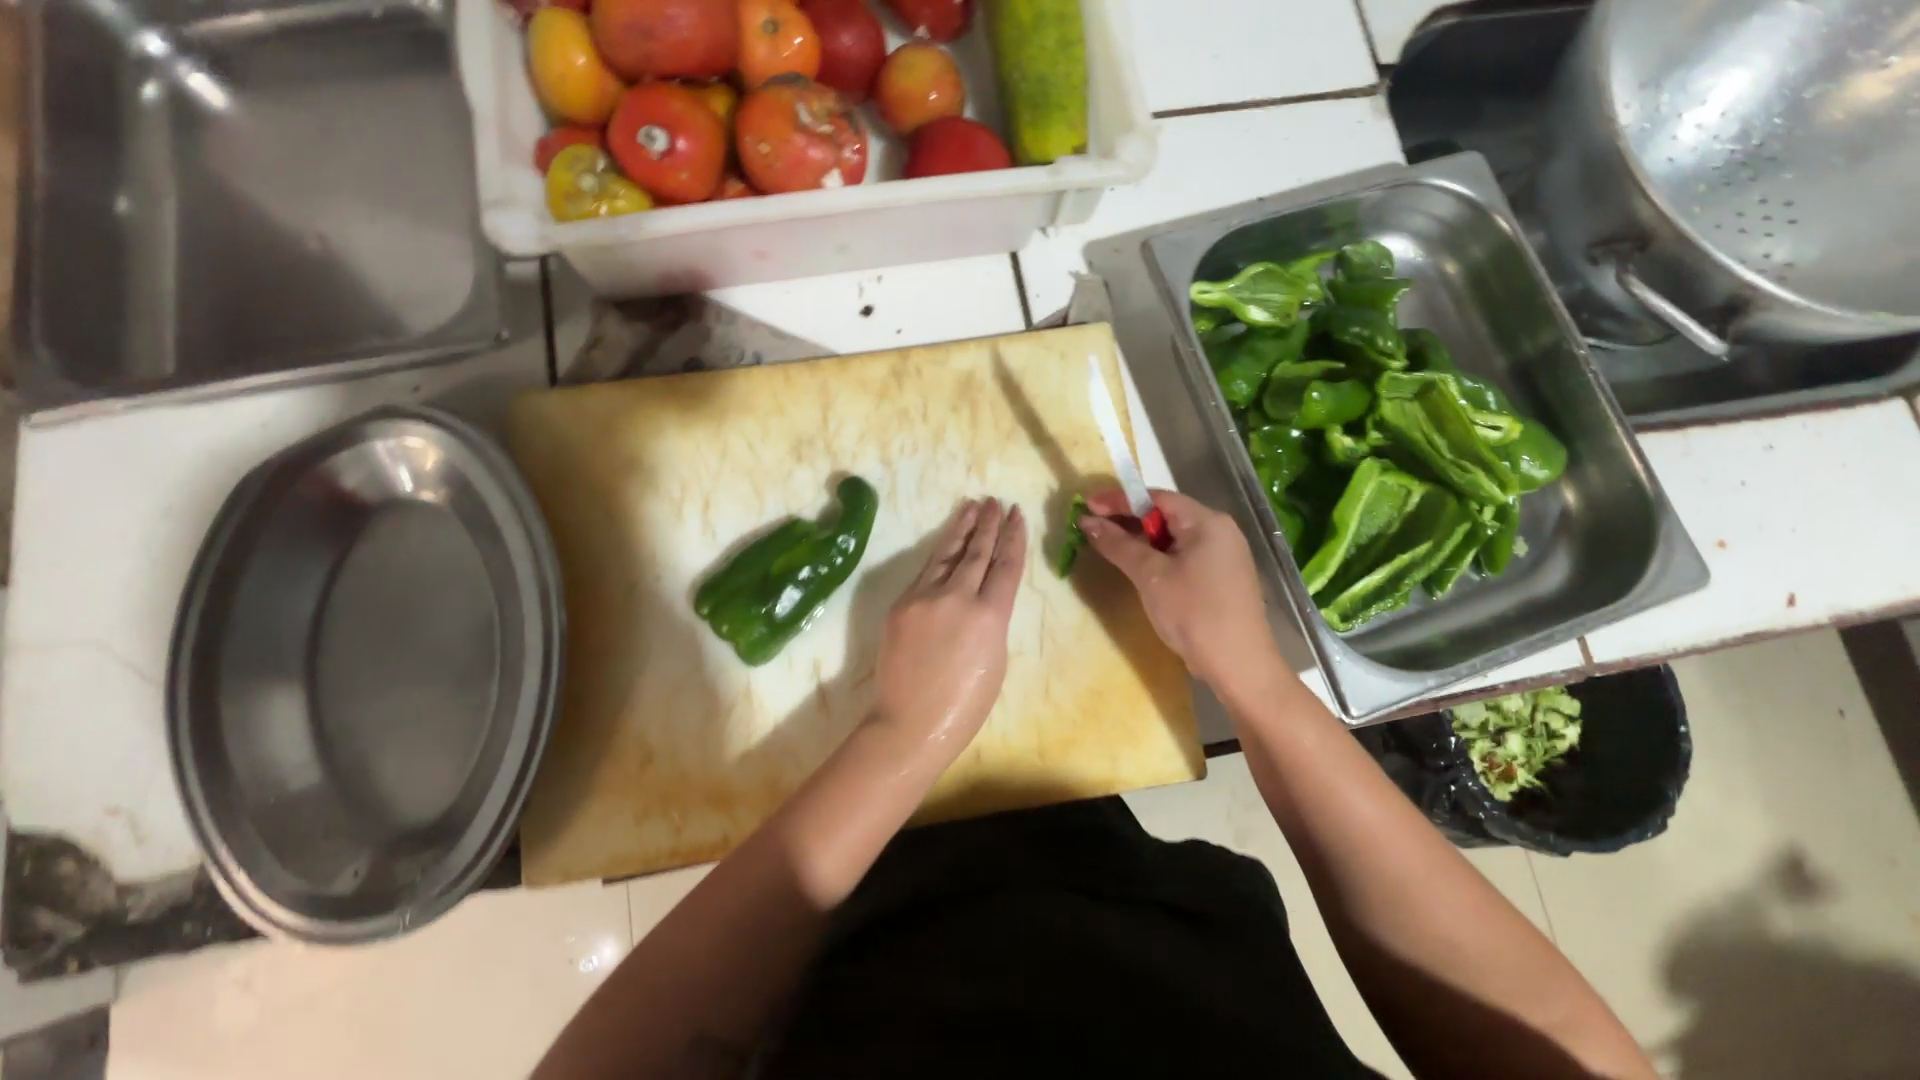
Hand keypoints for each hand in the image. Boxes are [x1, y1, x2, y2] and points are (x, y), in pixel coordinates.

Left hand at [871, 498, 1026, 759]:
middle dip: (989, 525)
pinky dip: (939, 554)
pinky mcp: (901, 605)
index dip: (1013, 537)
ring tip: (972, 507)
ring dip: (962, 529)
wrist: (911, 723)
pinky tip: (945, 543)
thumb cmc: (965, 705)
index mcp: (990, 615)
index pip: (1006, 565)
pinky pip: (925, 572)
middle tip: (996, 502)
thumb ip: (992, 621)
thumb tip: (983, 599)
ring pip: (947, 554)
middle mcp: (957, 597)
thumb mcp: (995, 660)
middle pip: (977, 552)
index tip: (1017, 515)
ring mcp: (924, 598)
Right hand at [1080, 489, 1286, 692]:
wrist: (1239, 664)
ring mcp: (1225, 556)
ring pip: (1175, 538)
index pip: (1157, 497)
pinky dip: (1159, 557)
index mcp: (1207, 521)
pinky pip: (1185, 556)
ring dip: (1142, 541)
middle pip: (1167, 515)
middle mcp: (1221, 531)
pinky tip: (1141, 570)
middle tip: (1094, 528)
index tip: (1087, 506)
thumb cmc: (1194, 613)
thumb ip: (1118, 545)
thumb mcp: (1150, 576)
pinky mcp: (1222, 578)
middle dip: (1129, 520)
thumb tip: (1087, 522)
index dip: (1119, 500)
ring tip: (1112, 549)